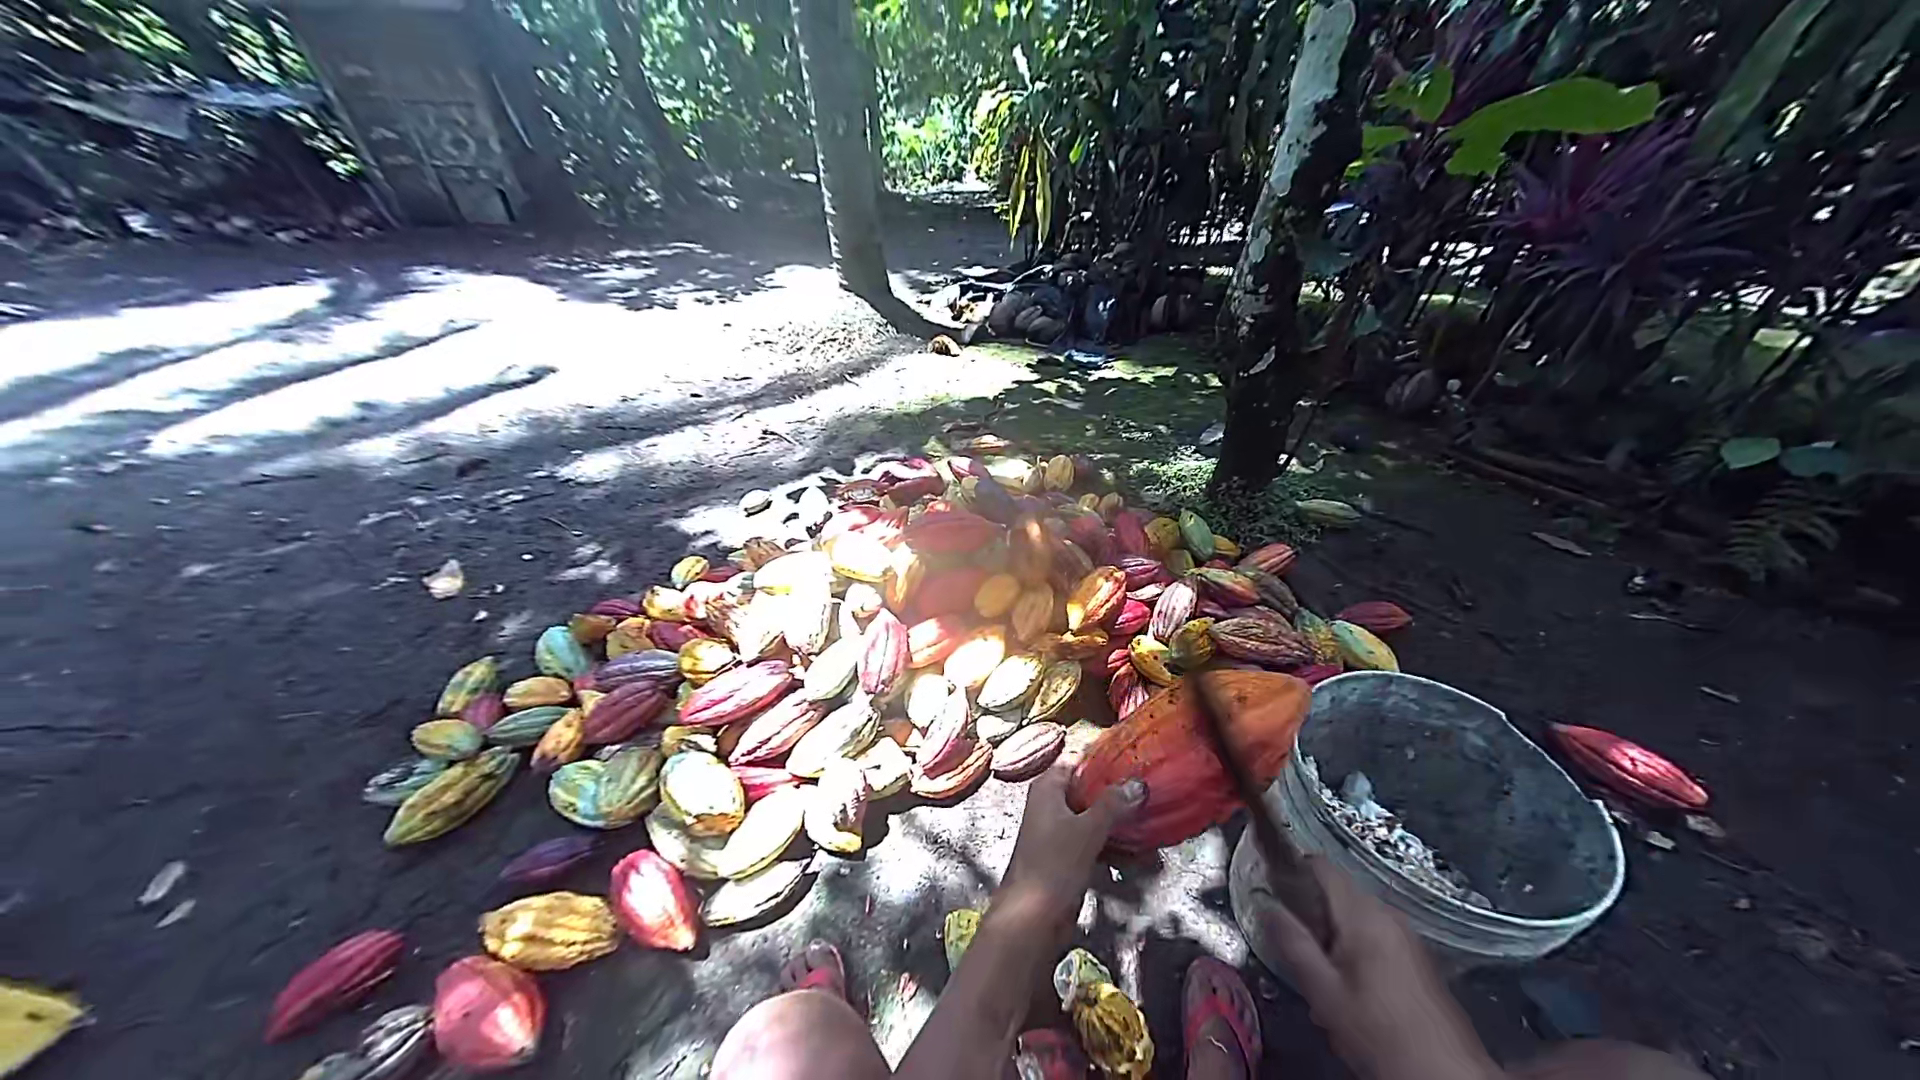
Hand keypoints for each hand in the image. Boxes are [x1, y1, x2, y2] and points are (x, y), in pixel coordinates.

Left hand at [1000, 764, 1143, 927]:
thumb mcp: (1086, 830)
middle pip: (1087, 790)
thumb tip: (1138, 783)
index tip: (1134, 763)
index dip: (1103, 762)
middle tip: (1149, 792)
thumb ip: (1112, 805)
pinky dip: (1114, 842)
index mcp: (1047, 788)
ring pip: (1093, 816)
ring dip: (1118, 820)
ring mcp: (1058, 830)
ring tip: (1151, 818)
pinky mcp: (1067, 855)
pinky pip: (1094, 840)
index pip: (1076, 762)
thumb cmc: (1054, 863)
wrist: (1032, 917)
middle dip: (1116, 793)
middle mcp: (1050, 804)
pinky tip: (1141, 849)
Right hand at [1261, 857, 1500, 1079]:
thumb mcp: (1323, 989)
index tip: (1270, 894)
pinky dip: (1351, 951)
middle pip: (1333, 892)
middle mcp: (1388, 914)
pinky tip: (1348, 991)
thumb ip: (1290, 939)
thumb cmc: (1380, 1032)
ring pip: (1350, 917)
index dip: (1288, 869)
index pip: (1318, 864)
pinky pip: (1371, 936)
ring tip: (1320, 978)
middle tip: (1296, 950)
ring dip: (1328, 936)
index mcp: (1363, 913)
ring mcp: (1406, 936)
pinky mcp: (1415, 959)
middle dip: (1308, 914)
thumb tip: (1263, 902)